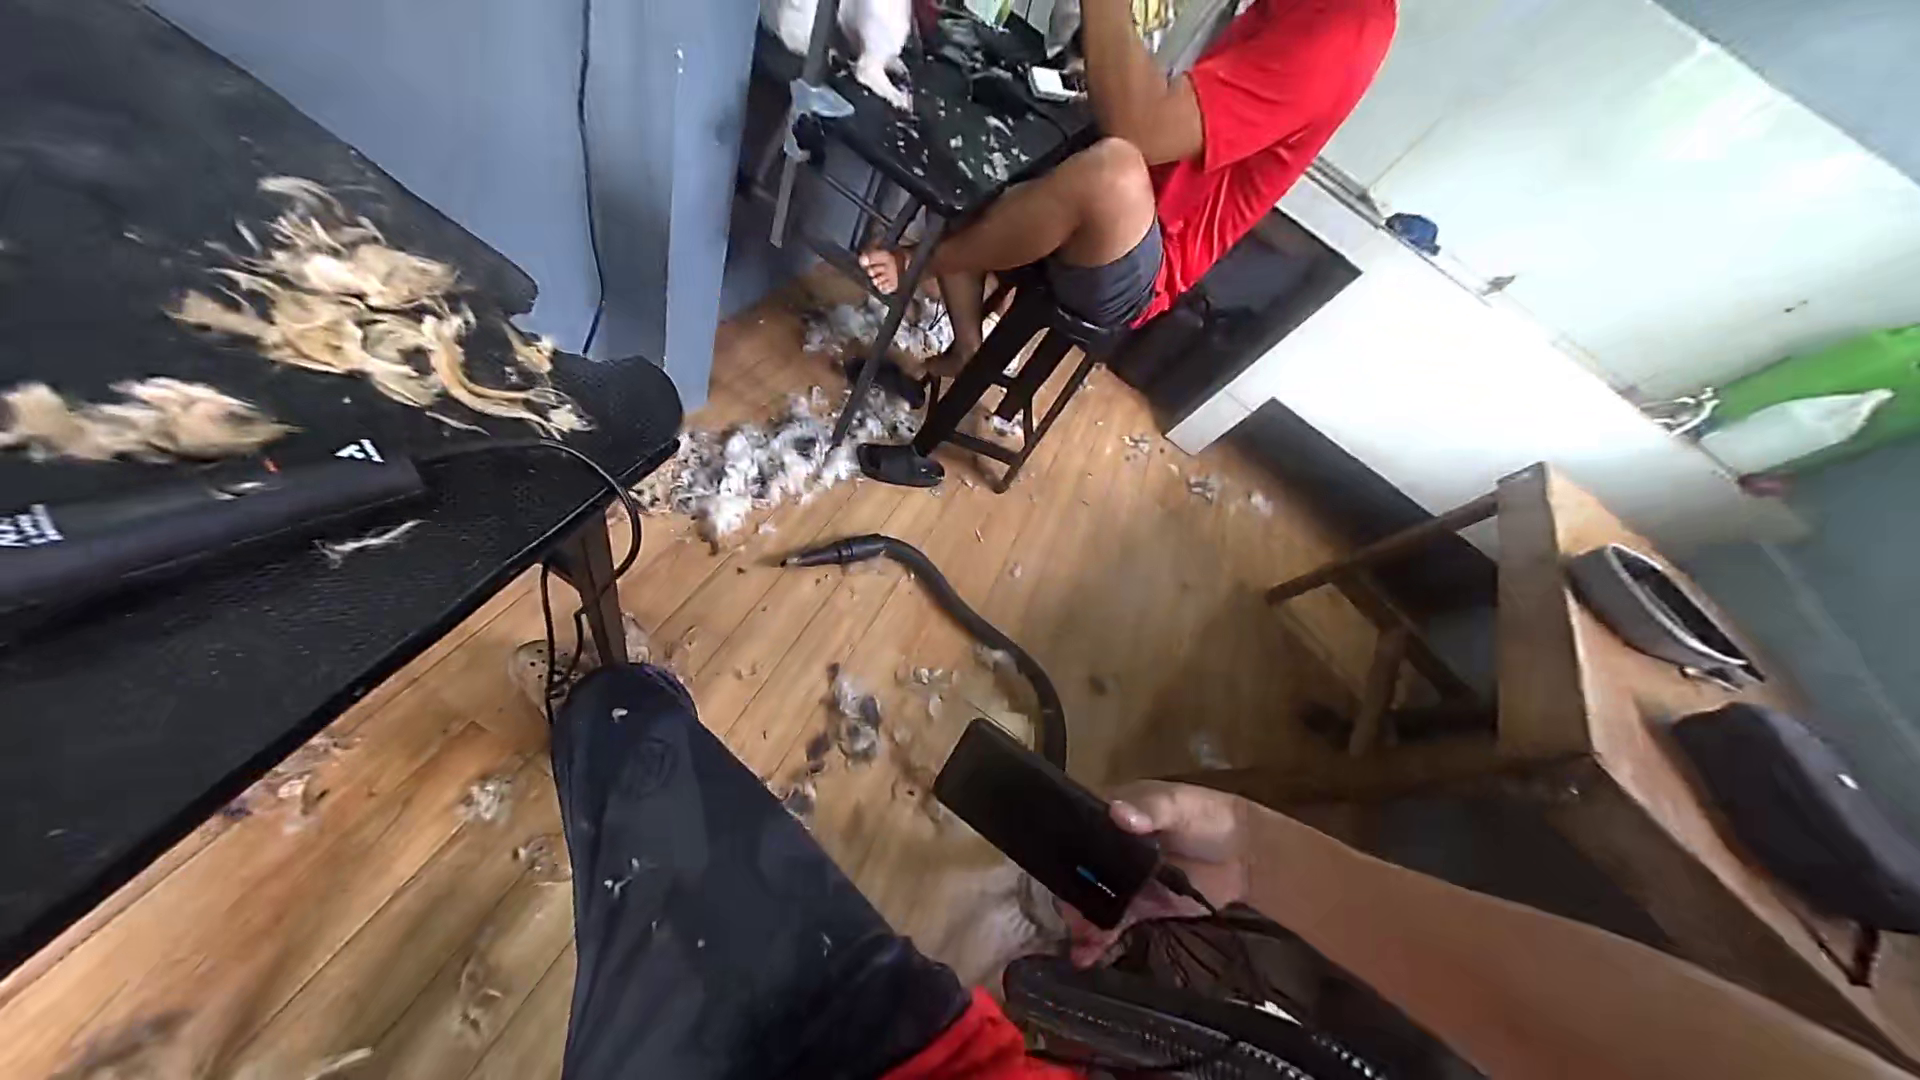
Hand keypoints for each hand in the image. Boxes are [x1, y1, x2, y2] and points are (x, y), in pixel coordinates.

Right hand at [1063, 781, 1250, 967]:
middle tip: (1069, 913)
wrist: (1246, 856)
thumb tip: (1119, 814)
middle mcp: (1112, 846)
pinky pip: (1115, 922)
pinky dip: (1100, 939)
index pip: (1078, 828)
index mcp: (1113, 812)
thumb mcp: (1177, 804)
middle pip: (1080, 868)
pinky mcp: (1141, 907)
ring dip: (1080, 920)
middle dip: (1070, 892)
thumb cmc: (1205, 816)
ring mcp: (1125, 878)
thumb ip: (1150, 809)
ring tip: (1077, 940)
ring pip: (1093, 898)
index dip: (1063, 846)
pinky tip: (1085, 956)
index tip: (1056, 867)